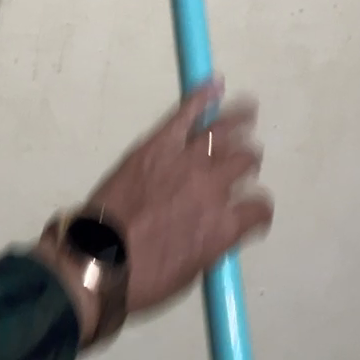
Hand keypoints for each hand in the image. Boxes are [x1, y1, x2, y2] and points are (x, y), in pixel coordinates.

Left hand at [81, 78, 272, 315]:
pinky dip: (202, 95)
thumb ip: (212, 241)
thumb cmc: (146, 277)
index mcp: (224, 227)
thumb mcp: (193, 270)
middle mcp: (213, 189)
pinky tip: (215, 83)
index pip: (258, 209)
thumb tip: (216, 226)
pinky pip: (186, 113)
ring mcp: (186, 161)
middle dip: (247, 161)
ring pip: (223, 133)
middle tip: (244, 159)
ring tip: (247, 112)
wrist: (101, 260)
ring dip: (238, 122)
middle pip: (243, 162)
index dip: (257, 208)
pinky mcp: (159, 143)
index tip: (251, 208)